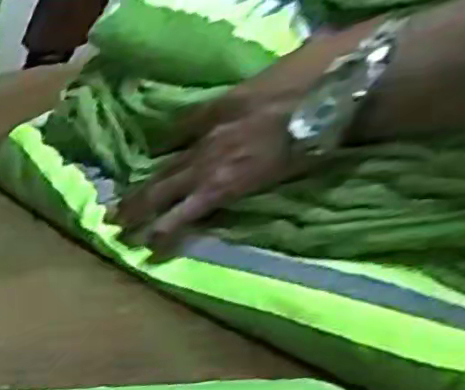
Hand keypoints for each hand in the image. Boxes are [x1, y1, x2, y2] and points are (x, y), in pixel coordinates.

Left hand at [115, 18, 384, 258]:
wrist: (351, 86)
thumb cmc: (336, 66)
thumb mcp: (290, 65)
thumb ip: (270, 83)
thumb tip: (283, 78)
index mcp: (224, 103)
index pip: (182, 126)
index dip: (166, 146)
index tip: (155, 158)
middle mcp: (207, 136)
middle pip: (162, 167)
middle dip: (137, 190)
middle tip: (114, 209)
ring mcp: (211, 163)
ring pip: (160, 192)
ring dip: (136, 213)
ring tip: (117, 230)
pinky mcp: (222, 187)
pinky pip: (184, 215)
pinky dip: (164, 232)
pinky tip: (149, 248)